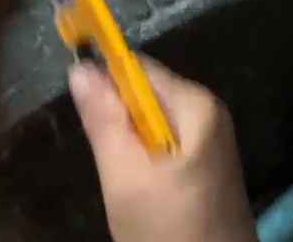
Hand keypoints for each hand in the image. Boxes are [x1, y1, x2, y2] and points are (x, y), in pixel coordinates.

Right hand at [70, 58, 253, 241]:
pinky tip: (148, 197)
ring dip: (132, 148)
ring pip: (152, 125)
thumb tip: (79, 68)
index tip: (86, 115)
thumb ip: (103, 120)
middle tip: (113, 163)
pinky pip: (166, 147)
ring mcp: (213, 141)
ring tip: (130, 185)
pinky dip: (148, 165)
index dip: (105, 83)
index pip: (137, 68)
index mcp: (195, 104)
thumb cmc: (169, 232)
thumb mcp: (125, 177)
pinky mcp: (210, 167)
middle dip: (120, 123)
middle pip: (145, 96)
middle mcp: (209, 112)